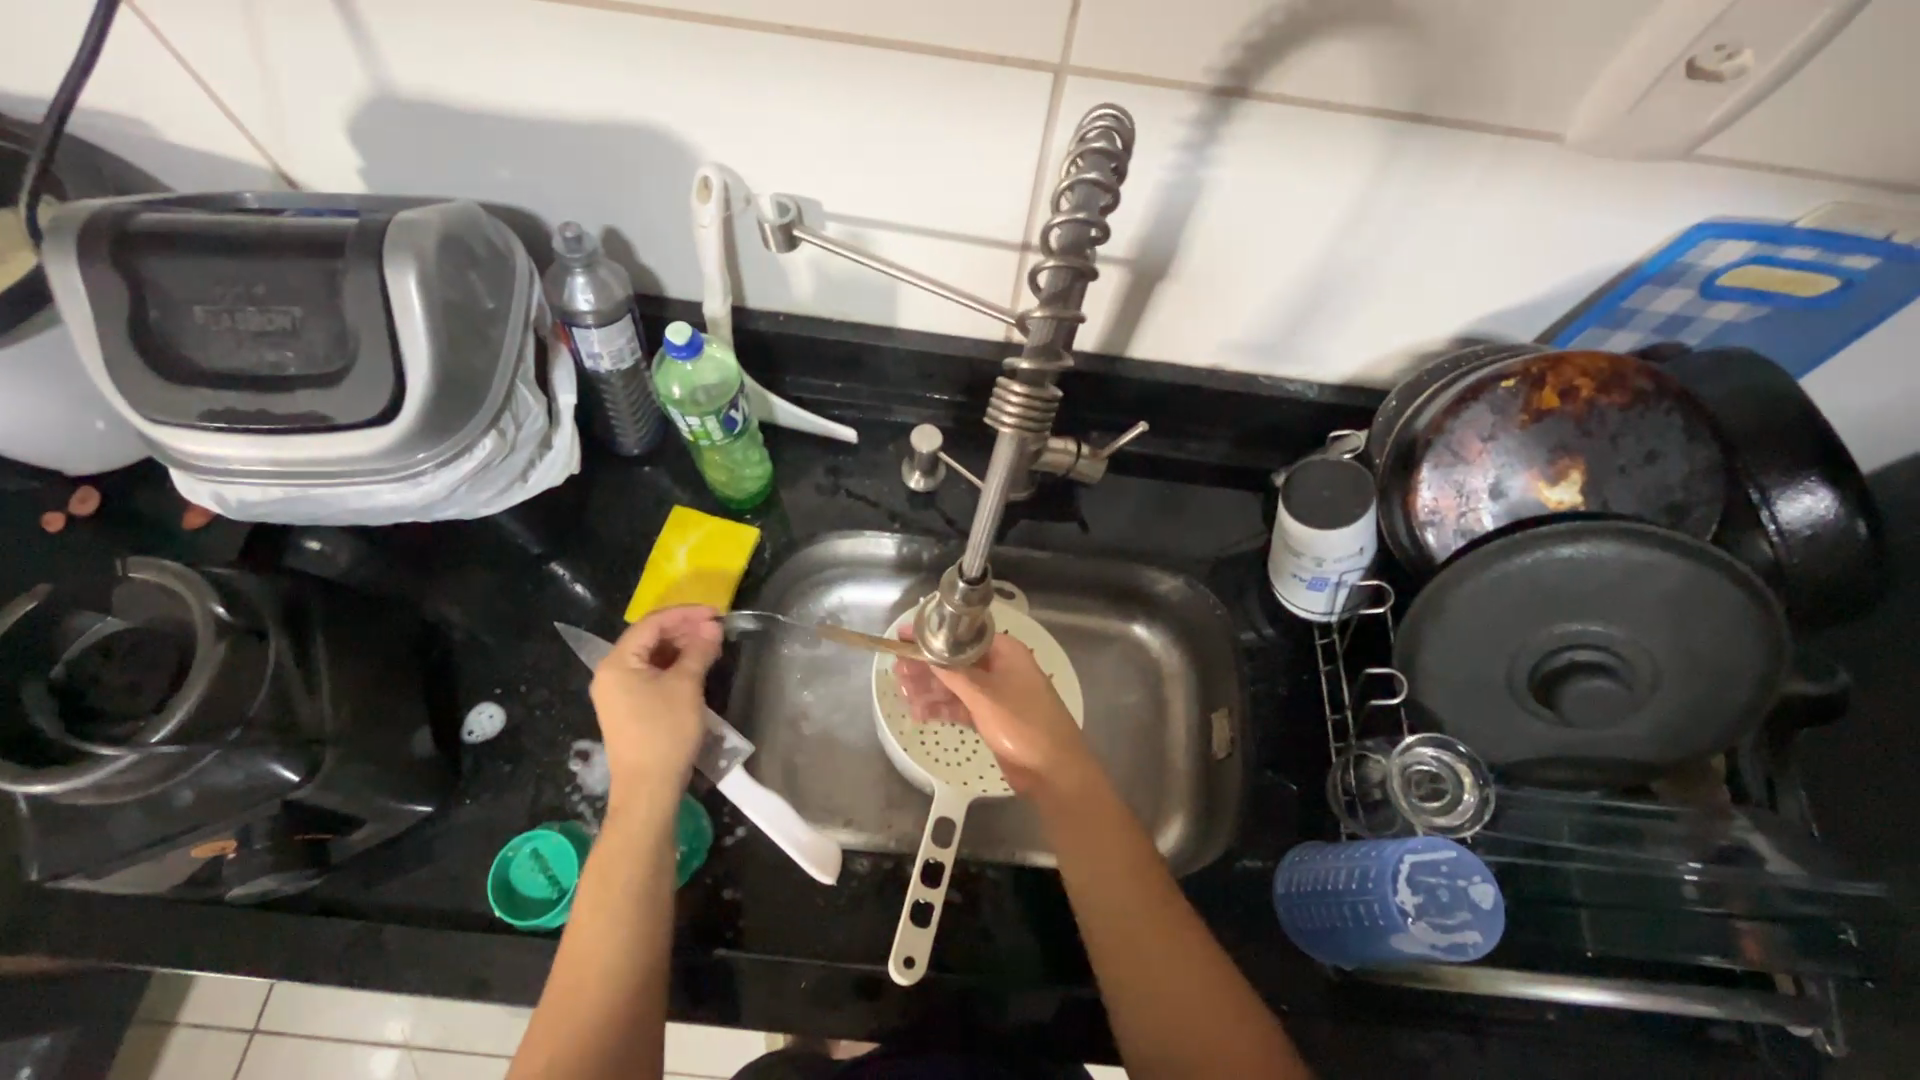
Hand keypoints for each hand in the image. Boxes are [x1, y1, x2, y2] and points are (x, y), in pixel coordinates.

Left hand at [588, 606, 722, 814]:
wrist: (648, 789)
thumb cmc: (665, 732)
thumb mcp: (686, 686)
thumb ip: (698, 650)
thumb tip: (712, 626)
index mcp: (617, 662)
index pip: (652, 624)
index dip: (686, 614)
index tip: (717, 614)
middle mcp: (610, 673)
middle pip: (648, 638)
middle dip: (683, 630)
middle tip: (717, 629)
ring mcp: (617, 692)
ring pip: (650, 657)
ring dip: (680, 648)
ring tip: (711, 646)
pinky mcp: (628, 708)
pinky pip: (650, 675)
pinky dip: (673, 667)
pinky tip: (695, 668)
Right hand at [894, 634, 1093, 795]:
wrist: (1053, 770)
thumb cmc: (1023, 724)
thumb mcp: (985, 695)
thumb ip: (954, 674)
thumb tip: (927, 653)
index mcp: (1006, 652)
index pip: (963, 636)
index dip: (933, 635)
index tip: (905, 637)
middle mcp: (1000, 668)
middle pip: (957, 661)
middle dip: (928, 666)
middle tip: (897, 671)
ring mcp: (996, 694)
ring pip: (956, 685)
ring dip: (931, 689)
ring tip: (902, 693)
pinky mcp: (991, 717)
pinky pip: (961, 706)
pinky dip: (942, 708)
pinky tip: (919, 713)